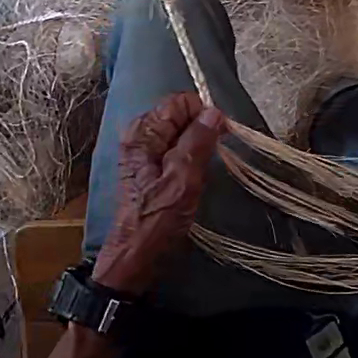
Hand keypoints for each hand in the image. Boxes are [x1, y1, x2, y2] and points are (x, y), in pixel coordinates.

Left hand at [92, 92, 225, 295]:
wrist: (137, 255)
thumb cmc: (158, 220)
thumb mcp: (182, 180)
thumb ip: (197, 143)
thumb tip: (214, 112)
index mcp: (143, 132)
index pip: (180, 101)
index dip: (203, 114)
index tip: (220, 136)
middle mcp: (140, 135)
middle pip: (180, 115)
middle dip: (201, 130)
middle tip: (212, 157)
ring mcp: (145, 151)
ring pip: (181, 134)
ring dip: (198, 146)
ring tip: (203, 171)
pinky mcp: (151, 167)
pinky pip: (177, 150)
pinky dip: (190, 158)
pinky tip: (195, 177)